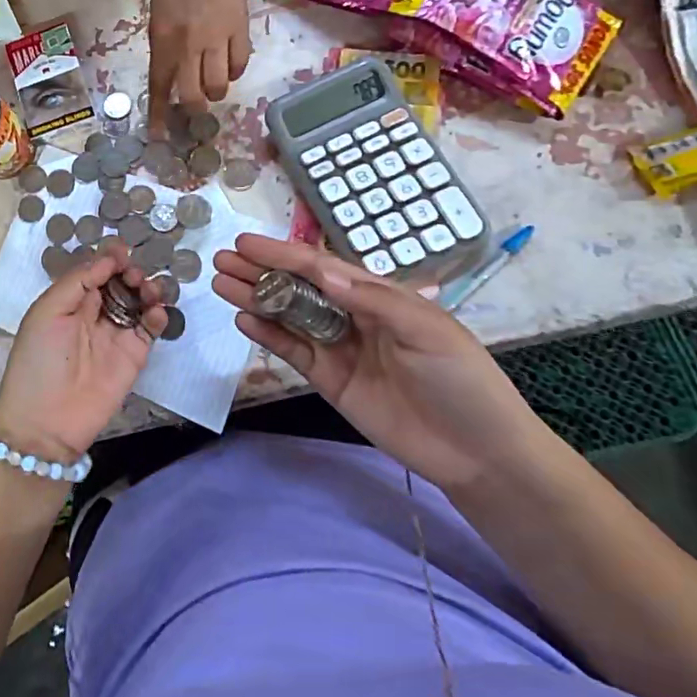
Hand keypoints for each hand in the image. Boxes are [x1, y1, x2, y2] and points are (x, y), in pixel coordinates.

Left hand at [0, 242, 167, 463]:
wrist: (45, 421)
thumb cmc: (38, 361)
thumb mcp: (47, 313)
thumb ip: (77, 282)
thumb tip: (107, 259)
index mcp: (68, 301)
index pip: (94, 271)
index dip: (109, 258)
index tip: (124, 249)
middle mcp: (93, 314)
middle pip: (119, 283)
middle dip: (130, 272)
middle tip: (135, 272)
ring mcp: (115, 335)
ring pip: (138, 302)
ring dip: (147, 289)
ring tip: (148, 289)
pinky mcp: (133, 357)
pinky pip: (149, 329)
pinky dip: (157, 316)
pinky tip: (155, 312)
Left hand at [146, 0, 251, 135]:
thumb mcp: (158, 8)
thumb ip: (163, 41)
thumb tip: (171, 69)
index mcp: (161, 37)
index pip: (159, 86)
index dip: (159, 115)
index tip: (158, 137)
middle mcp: (187, 42)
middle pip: (191, 95)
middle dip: (192, 108)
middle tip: (194, 105)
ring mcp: (215, 36)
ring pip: (218, 84)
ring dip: (215, 88)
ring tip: (212, 76)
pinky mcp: (240, 26)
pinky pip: (240, 63)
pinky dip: (235, 68)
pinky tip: (229, 59)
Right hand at [212, 234, 566, 492]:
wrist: (476, 453)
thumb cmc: (461, 380)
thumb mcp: (428, 330)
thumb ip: (373, 299)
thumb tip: (320, 271)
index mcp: (377, 296)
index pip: (321, 267)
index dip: (283, 253)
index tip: (246, 243)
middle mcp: (351, 315)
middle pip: (297, 286)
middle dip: (259, 270)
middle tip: (221, 258)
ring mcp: (337, 348)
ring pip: (287, 316)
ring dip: (254, 298)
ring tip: (219, 282)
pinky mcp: (328, 379)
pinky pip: (291, 351)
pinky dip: (266, 335)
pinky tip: (243, 320)